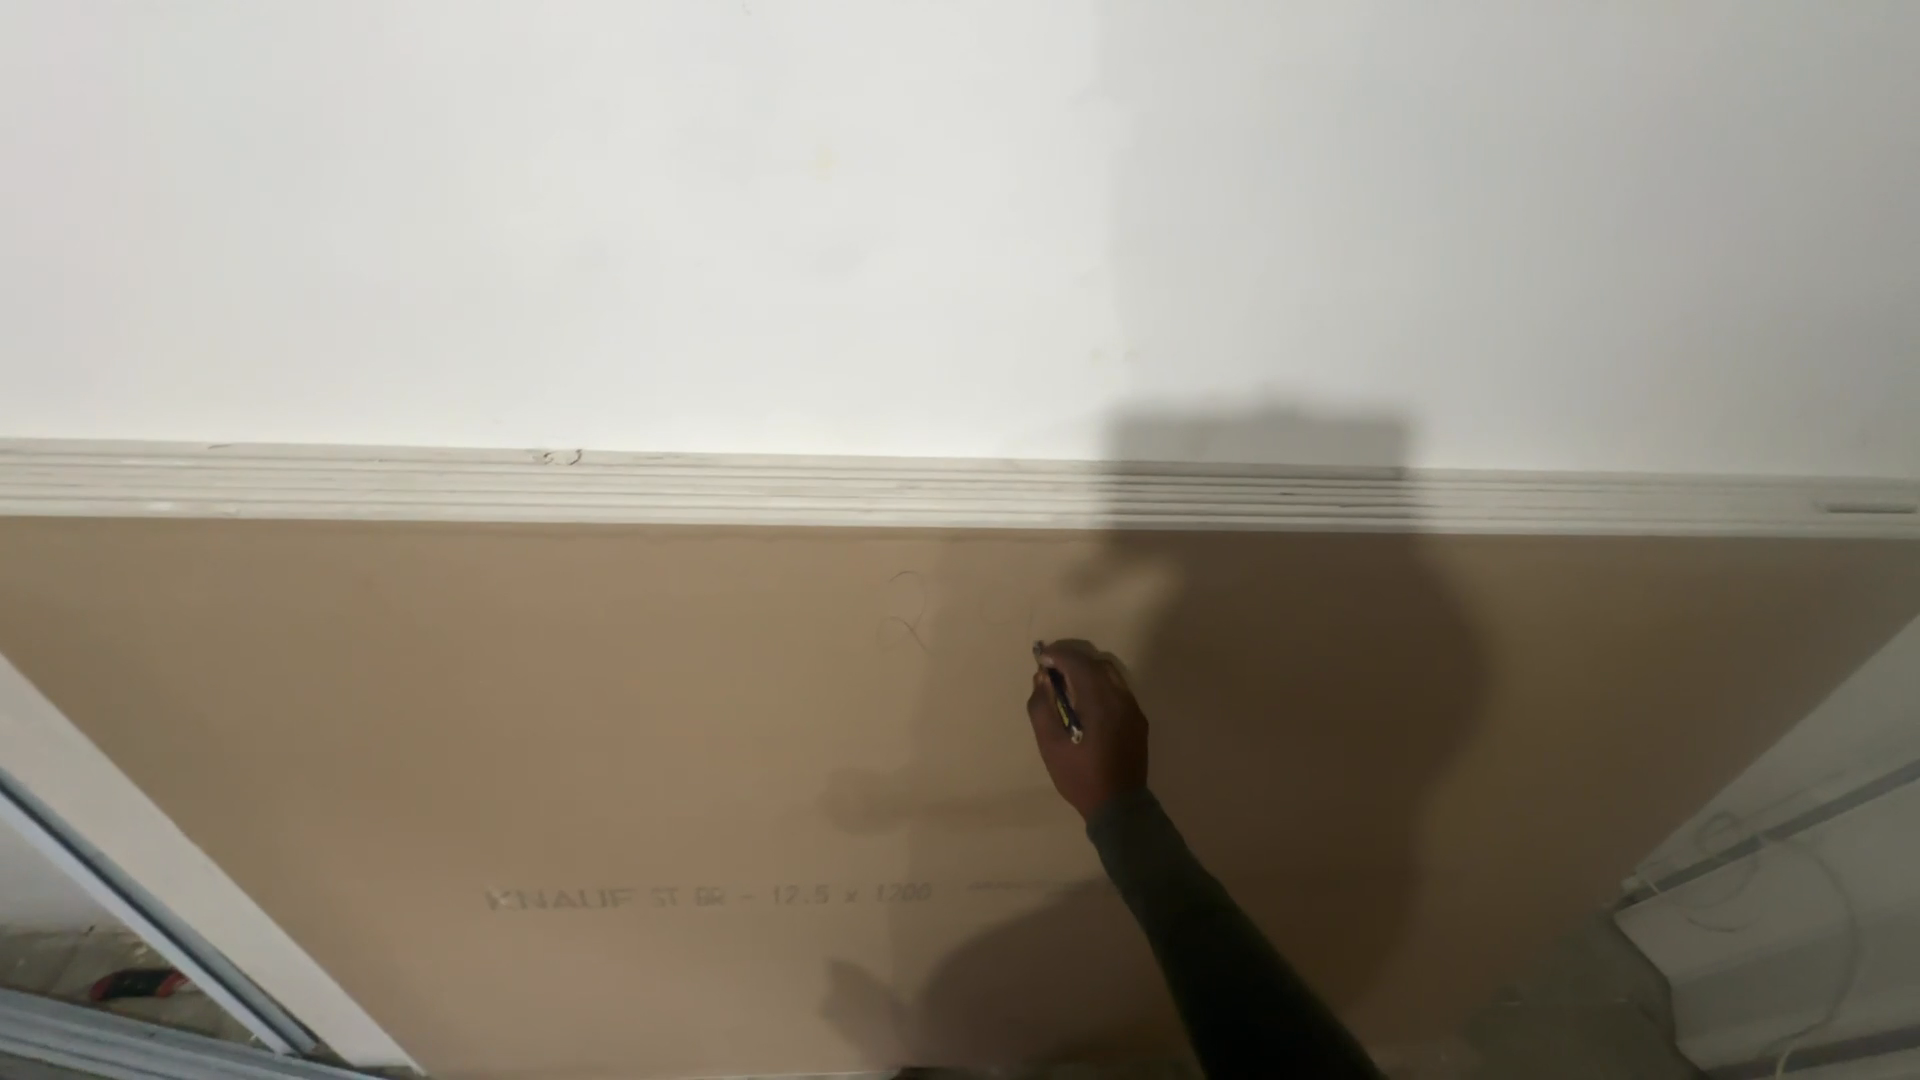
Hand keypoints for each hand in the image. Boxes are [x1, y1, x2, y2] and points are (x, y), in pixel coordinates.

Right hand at [1026, 639, 1148, 819]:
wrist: (1119, 807)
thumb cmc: (1080, 777)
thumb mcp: (1050, 745)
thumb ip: (1042, 706)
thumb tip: (1042, 678)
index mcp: (1100, 703)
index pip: (1079, 663)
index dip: (1058, 655)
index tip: (1041, 658)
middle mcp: (1121, 699)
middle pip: (1095, 664)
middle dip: (1071, 661)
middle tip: (1050, 671)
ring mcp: (1133, 708)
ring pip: (1109, 674)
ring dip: (1086, 671)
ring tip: (1066, 685)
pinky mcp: (1137, 719)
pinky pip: (1117, 689)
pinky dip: (1098, 684)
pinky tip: (1085, 702)